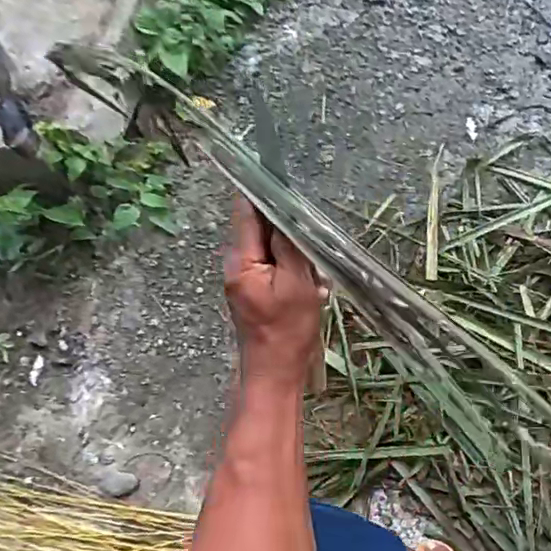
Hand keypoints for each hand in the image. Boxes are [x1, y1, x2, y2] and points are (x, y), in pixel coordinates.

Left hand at [224, 195, 324, 387]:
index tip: (285, 177)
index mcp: (241, 260)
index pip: (247, 211)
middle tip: (313, 233)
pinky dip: (292, 270)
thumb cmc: (287, 331)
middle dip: (287, 227)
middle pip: (259, 228)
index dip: (264, 192)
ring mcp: (244, 279)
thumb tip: (287, 213)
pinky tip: (309, 285)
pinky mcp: (254, 292)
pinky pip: (274, 267)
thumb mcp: (297, 285)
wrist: (275, 372)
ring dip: (293, 252)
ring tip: (314, 268)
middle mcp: (236, 264)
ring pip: (270, 248)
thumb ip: (290, 247)